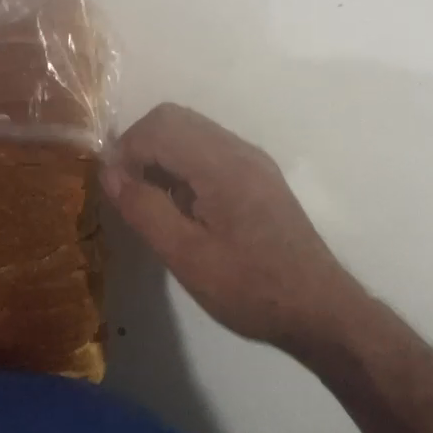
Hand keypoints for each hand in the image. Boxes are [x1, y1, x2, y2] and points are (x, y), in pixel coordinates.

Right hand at [102, 102, 361, 346]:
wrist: (323, 314)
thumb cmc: (252, 289)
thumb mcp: (188, 258)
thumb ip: (144, 209)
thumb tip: (109, 173)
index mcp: (222, 165)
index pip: (158, 128)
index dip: (125, 151)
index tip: (116, 189)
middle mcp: (238, 150)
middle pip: (172, 118)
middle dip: (140, 145)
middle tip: (130, 189)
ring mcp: (251, 161)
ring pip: (189, 129)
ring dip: (161, 153)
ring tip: (154, 200)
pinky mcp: (258, 175)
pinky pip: (207, 147)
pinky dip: (182, 162)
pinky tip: (184, 205)